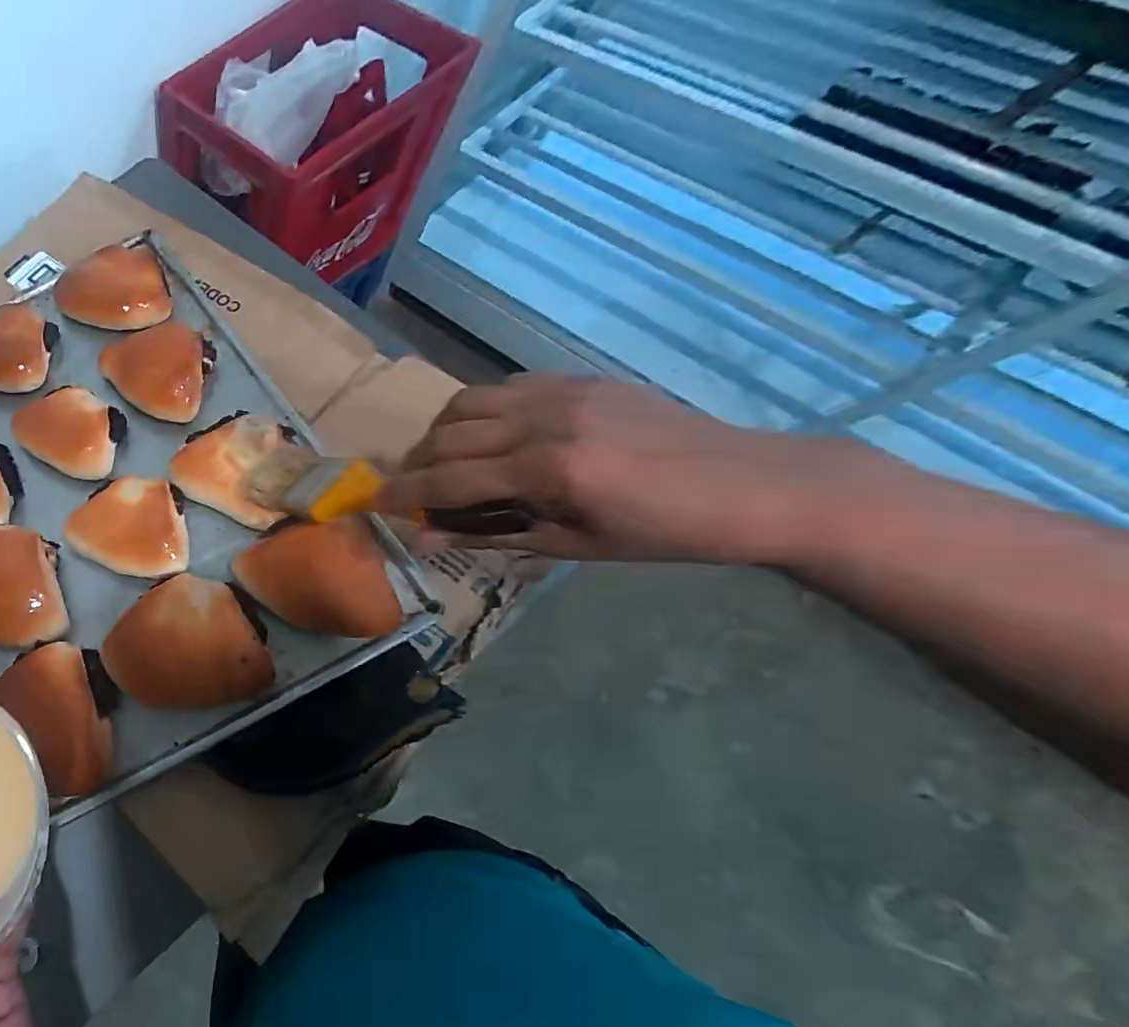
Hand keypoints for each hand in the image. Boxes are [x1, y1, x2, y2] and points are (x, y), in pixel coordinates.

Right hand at [377, 375, 879, 563]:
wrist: (754, 484)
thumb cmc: (665, 533)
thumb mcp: (574, 545)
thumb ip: (492, 535)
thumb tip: (425, 540)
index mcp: (549, 470)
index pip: (450, 480)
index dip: (405, 494)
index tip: (373, 504)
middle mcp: (546, 420)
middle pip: (449, 434)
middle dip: (415, 464)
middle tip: (408, 489)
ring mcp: (564, 392)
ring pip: (469, 402)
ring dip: (440, 432)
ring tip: (440, 460)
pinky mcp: (579, 379)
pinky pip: (504, 387)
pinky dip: (478, 410)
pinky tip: (486, 434)